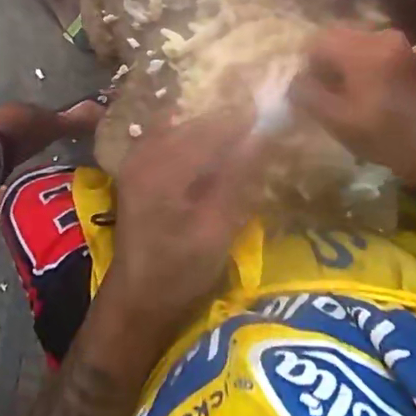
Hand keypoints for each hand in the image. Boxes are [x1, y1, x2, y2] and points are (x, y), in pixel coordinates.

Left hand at [103, 114, 266, 323]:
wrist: (137, 302)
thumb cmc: (180, 272)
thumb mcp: (217, 228)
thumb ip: (239, 176)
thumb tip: (265, 133)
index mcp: (164, 167)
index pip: (214, 127)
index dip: (248, 118)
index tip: (278, 113)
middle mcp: (146, 153)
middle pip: (198, 122)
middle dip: (233, 120)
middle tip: (268, 124)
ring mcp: (138, 159)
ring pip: (186, 126)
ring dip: (216, 126)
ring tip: (249, 134)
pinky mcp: (139, 169)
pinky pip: (172, 136)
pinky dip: (197, 136)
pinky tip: (216, 148)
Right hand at [291, 28, 415, 186]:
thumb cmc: (386, 137)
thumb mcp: (338, 121)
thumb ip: (308, 95)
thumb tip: (293, 80)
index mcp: (364, 50)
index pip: (316, 42)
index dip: (305, 66)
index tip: (309, 94)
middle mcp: (380, 36)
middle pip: (334, 38)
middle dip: (322, 64)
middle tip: (324, 96)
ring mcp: (396, 42)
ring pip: (350, 43)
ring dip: (339, 65)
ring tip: (343, 97)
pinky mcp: (403, 53)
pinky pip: (368, 50)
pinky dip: (357, 66)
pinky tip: (361, 92)